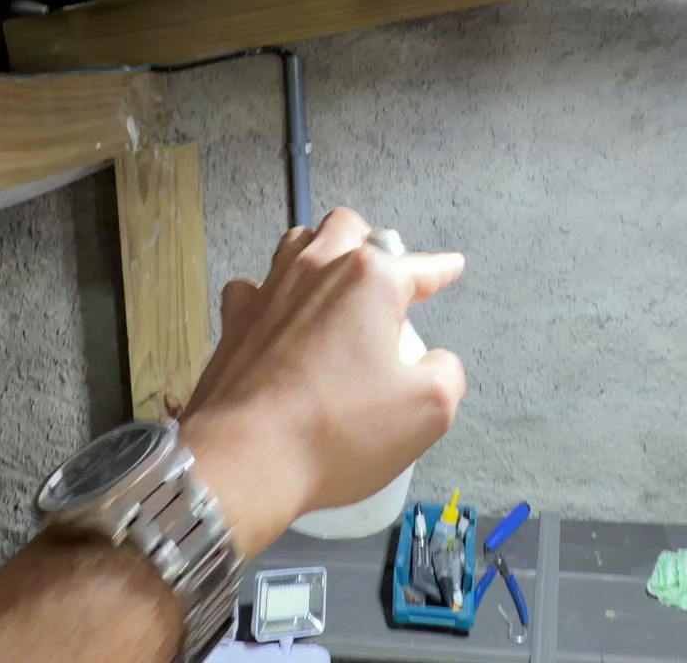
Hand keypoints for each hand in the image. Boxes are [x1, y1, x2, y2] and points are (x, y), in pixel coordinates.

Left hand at [179, 208, 466, 555]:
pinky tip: (278, 317)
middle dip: (370, 241)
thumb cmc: (338, 431)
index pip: (419, 267)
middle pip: (347, 228)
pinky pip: (254, 287)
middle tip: (382, 278)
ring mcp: (271, 288)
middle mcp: (319, 268)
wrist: (245, 460)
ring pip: (297, 243)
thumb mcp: (427, 410)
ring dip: (320, 254)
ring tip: (332, 284)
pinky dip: (270, 294)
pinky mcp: (236, 317)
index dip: (440, 269)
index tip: (450, 267)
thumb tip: (435, 361)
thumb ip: (447, 373)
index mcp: (371, 280)